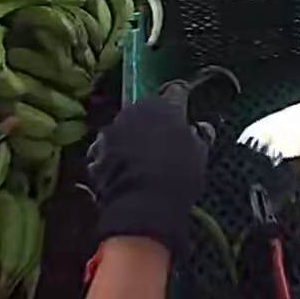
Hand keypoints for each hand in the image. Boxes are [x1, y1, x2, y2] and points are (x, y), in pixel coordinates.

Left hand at [88, 95, 207, 252]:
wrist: (140, 207)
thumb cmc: (178, 177)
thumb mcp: (198, 156)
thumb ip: (199, 137)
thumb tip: (202, 127)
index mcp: (166, 105)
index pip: (176, 91)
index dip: (181, 98)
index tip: (184, 108)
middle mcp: (138, 108)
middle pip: (148, 107)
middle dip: (155, 119)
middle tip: (164, 139)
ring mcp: (114, 127)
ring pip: (127, 124)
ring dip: (133, 135)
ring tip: (141, 158)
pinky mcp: (97, 148)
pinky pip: (110, 145)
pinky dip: (115, 153)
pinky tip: (122, 170)